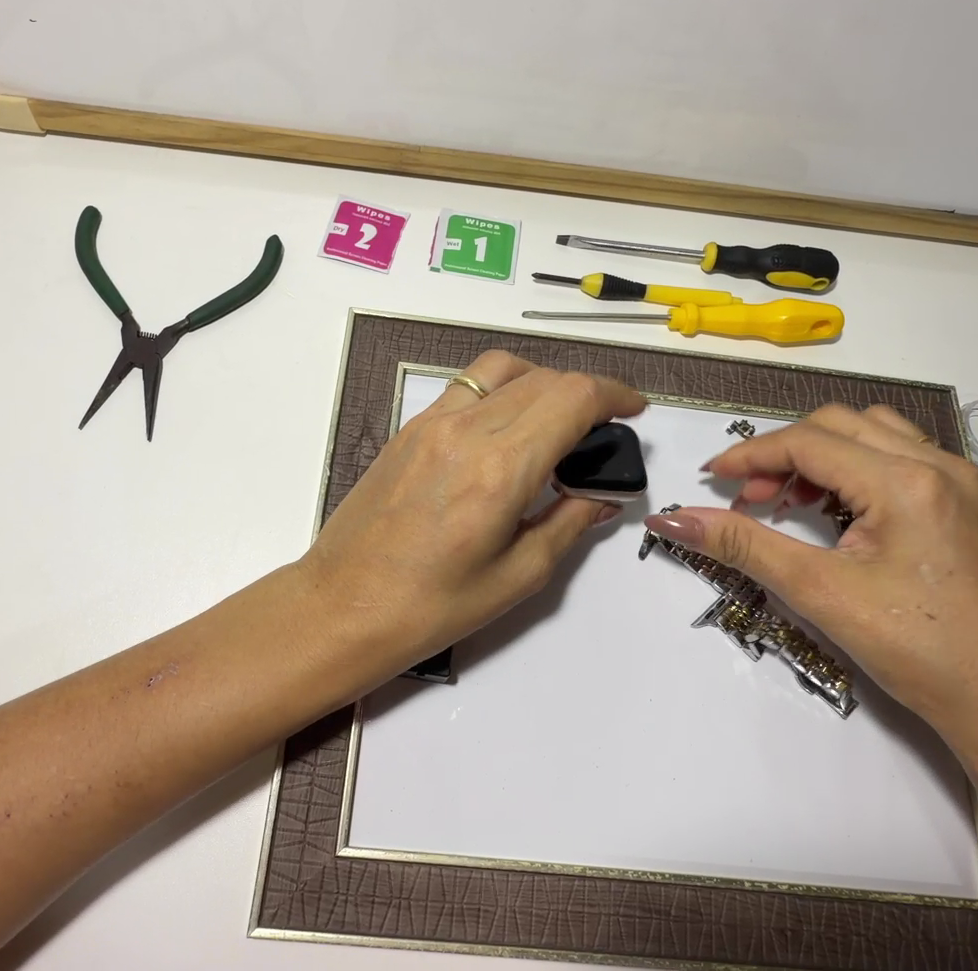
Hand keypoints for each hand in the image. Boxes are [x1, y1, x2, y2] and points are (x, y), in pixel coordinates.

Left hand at [301, 350, 645, 673]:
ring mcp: (431, 423)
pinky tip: (508, 429)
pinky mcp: (409, 429)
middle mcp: (466, 430)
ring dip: (542, 381)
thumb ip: (569, 521)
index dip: (614, 394)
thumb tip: (603, 494)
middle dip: (585, 393)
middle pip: (544, 378)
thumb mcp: (519, 576)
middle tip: (602, 429)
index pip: (572, 397)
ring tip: (557, 420)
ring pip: (503, 370)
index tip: (633, 410)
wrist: (343, 606)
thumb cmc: (431, 606)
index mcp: (500, 469)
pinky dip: (502, 389)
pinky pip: (467, 386)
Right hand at [643, 404, 977, 757]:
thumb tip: (674, 520)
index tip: (710, 478)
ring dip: (820, 455)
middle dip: (782, 453)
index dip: (750, 455)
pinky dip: (855, 469)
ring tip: (790, 502)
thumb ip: (743, 545)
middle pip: (838, 425)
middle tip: (749, 499)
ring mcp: (961, 484)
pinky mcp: (968, 506)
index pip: (808, 442)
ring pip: (872, 434)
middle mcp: (940, 466)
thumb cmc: (918, 651)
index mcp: (907, 481)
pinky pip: (900, 458)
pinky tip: (837, 514)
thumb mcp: (819, 593)